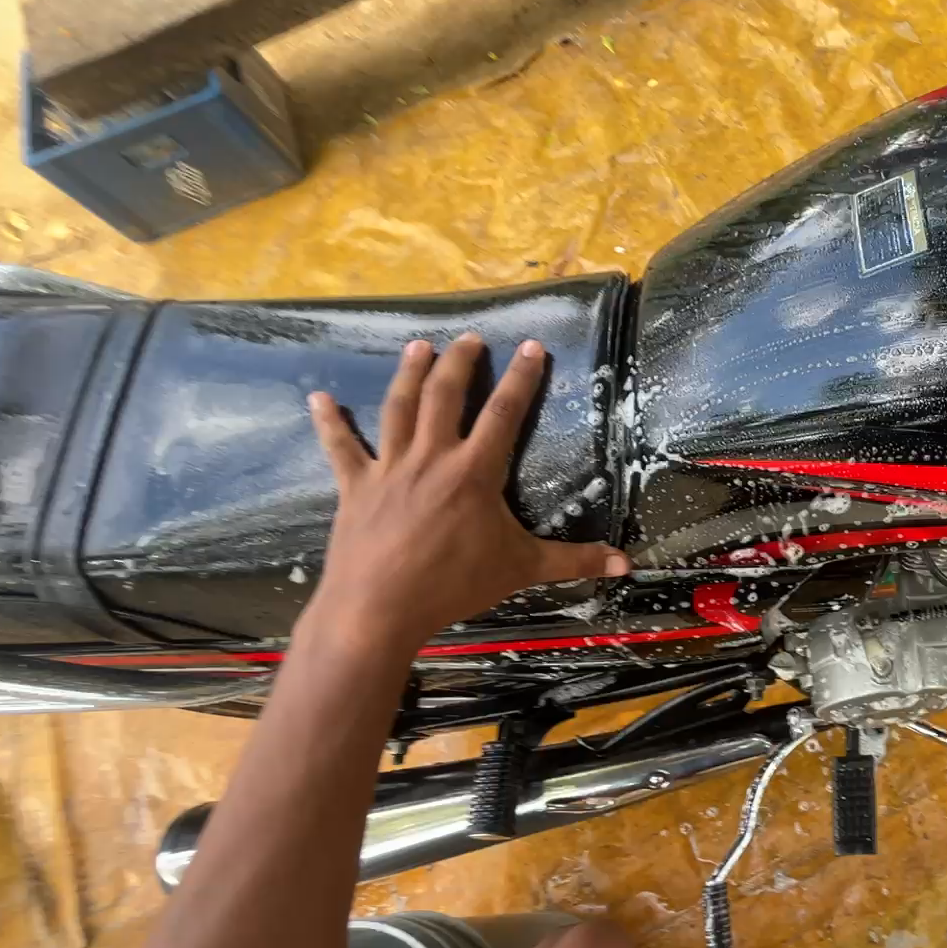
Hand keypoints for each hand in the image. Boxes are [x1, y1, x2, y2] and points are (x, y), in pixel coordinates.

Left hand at [305, 333, 629, 653]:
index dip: (522, 378)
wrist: (378, 608)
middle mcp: (432, 458)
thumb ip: (576, 561)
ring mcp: (389, 469)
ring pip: (398, 409)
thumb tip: (627, 563)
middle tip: (471, 339)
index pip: (504, 413)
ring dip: (409, 374)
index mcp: (474, 472)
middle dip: (460, 363)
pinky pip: (341, 448)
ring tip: (419, 347)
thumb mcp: (524, 569)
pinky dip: (330, 422)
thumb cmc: (456, 583)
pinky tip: (319, 399)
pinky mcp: (356, 486)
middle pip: (445, 397)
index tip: (531, 346)